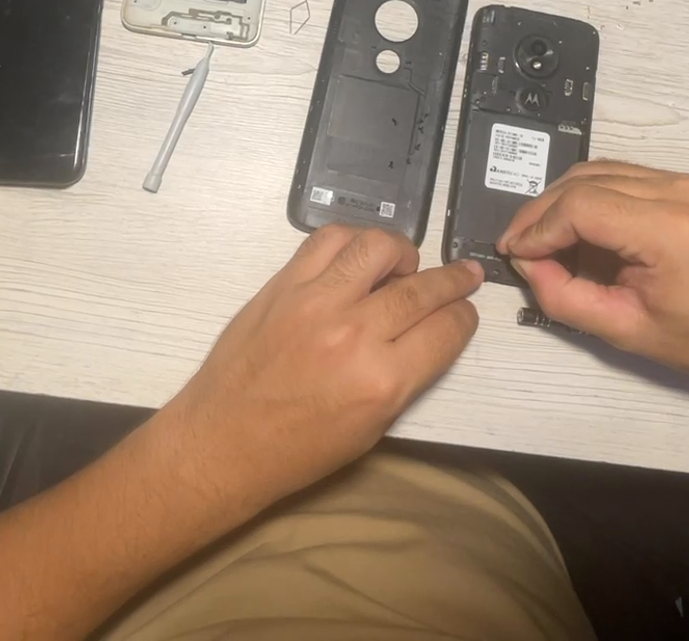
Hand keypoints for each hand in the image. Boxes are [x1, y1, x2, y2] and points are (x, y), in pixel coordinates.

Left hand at [162, 226, 481, 510]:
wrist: (223, 440)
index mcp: (382, 381)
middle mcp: (354, 333)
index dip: (464, 317)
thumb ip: (408, 373)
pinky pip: (328, 240)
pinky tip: (358, 257)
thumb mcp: (372, 428)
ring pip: (377, 247)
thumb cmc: (299, 449)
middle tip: (466, 274)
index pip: (447, 329)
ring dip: (402, 251)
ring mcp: (315, 301)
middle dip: (454, 279)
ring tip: (403, 265)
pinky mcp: (284, 283)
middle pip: (422, 287)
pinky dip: (353, 241)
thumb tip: (431, 328)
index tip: (465, 310)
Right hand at [498, 160, 688, 390]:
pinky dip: (585, 195)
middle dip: (540, 212)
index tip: (515, 255)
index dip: (537, 228)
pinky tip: (572, 225)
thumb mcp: (627, 331)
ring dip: (559, 200)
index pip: (579, 206)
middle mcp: (679, 191)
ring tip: (539, 237)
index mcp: (670, 230)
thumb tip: (527, 265)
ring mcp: (685, 182)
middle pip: (584, 181)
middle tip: (518, 246)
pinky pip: (619, 175)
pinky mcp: (685, 184)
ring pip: (597, 171)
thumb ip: (565, 298)